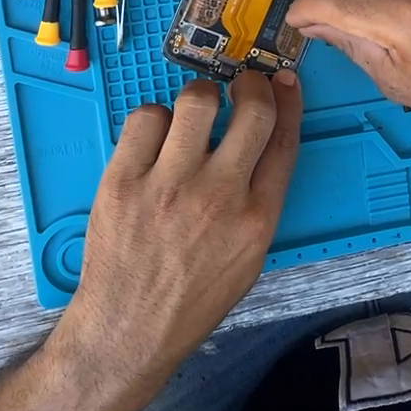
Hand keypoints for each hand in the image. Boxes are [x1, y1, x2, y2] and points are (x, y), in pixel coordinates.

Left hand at [49, 71, 303, 406]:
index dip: (288, 100)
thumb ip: (260, 197)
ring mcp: (168, 185)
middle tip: (238, 86)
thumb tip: (264, 138)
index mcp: (256, 218)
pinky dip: (153, 120)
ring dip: (199, 98)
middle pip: (252, 110)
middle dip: (249, 85)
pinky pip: (146, 117)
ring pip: (196, 100)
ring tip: (191, 115)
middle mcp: (218, 196)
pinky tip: (154, 141)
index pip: (284, 139)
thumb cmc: (193, 295)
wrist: (128, 331)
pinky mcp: (123, 180)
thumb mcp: (248, 256)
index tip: (282, 80)